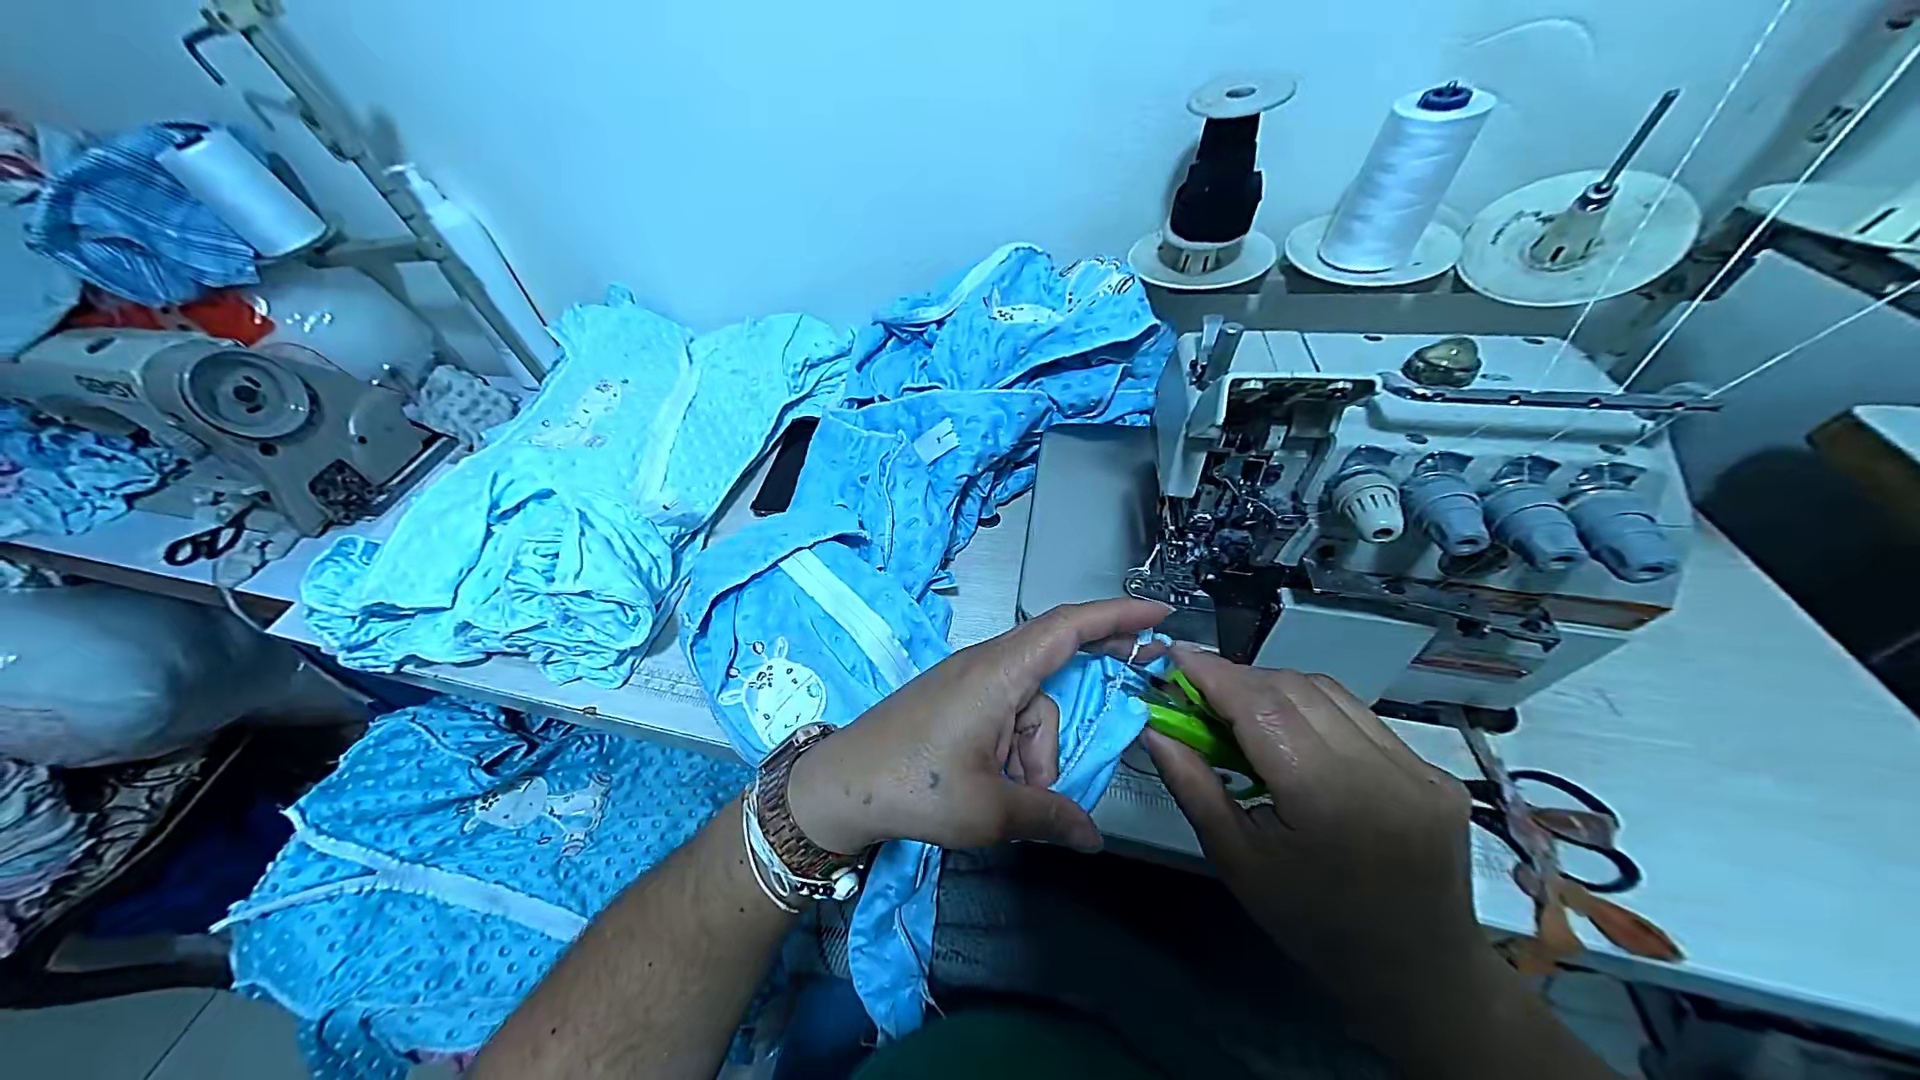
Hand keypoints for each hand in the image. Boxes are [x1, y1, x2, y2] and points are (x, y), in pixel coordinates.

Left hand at [786, 598, 1171, 854]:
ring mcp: (966, 681)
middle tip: (1068, 762)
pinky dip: (1011, 749)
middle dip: (1066, 722)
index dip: (1118, 614)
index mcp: (999, 672)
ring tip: (1004, 795)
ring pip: (1027, 708)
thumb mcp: (990, 809)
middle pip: (1051, 680)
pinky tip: (991, 784)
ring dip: (1031, 754)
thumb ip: (1049, 816)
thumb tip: (1093, 837)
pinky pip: (1003, 714)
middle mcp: (985, 664)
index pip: (1068, 626)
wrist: (838, 786)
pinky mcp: (954, 700)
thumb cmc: (912, 786)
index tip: (1159, 614)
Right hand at [1144, 649, 1483, 997]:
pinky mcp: (1433, 770)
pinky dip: (1314, 708)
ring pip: (1328, 691)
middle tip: (1199, 689)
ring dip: (1276, 687)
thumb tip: (1154, 727)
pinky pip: (1359, 715)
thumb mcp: (1235, 858)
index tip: (1176, 655)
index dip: (1214, 673)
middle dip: (1238, 677)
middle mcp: (1381, 773)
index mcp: (1327, 801)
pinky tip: (1295, 731)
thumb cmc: (1310, 920)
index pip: (1261, 706)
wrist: (1415, 970)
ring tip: (1242, 707)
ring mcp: (1417, 769)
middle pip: (1293, 688)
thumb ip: (1191, 784)